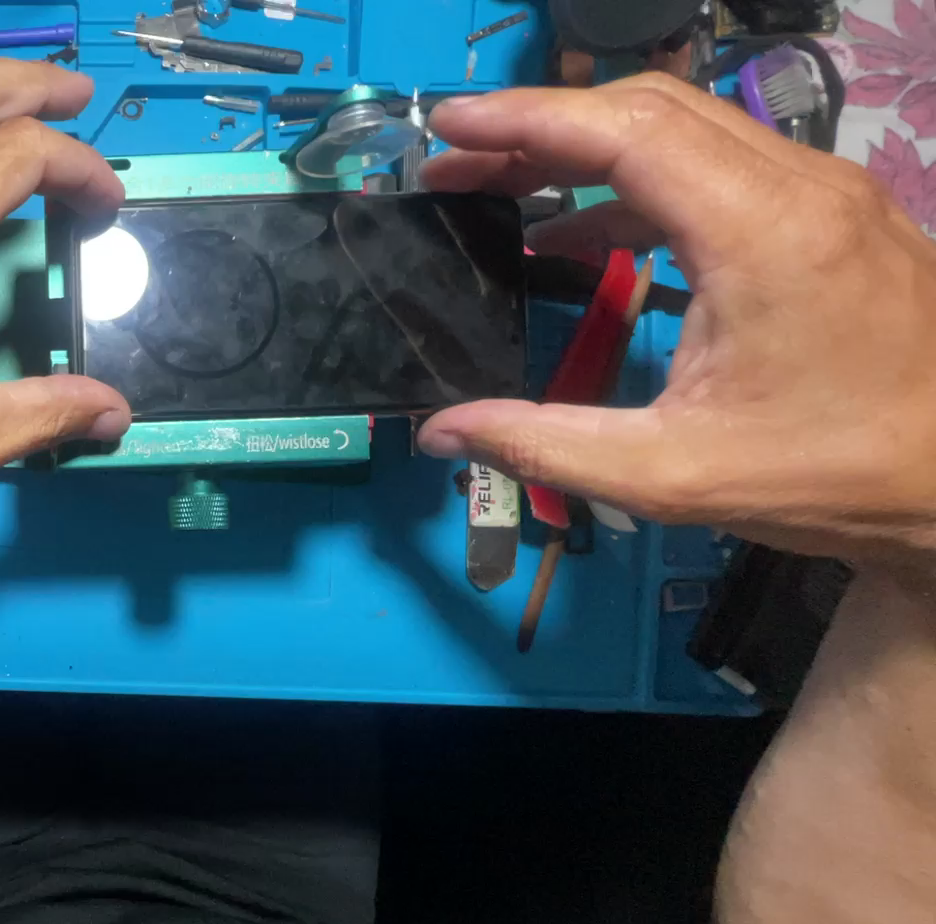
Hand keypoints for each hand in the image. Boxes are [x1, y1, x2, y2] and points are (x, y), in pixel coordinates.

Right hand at [419, 74, 935, 569]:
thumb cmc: (825, 470)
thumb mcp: (661, 471)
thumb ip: (536, 442)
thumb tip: (436, 429)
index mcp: (760, 234)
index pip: (630, 135)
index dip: (528, 120)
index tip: (449, 124)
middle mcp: (792, 192)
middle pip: (649, 114)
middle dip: (534, 127)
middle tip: (447, 161)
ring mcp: (806, 202)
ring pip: (673, 135)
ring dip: (570, 150)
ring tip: (485, 186)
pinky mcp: (804, 225)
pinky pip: (694, 176)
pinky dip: (610, 189)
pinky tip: (557, 236)